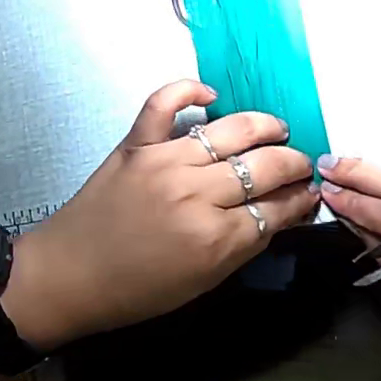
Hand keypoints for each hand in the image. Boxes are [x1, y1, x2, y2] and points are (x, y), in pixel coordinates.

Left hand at [0, 80, 319, 351]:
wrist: (68, 276)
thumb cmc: (138, 290)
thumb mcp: (203, 281)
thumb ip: (246, 245)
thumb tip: (283, 212)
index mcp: (216, 238)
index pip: (279, 207)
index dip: (303, 198)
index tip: (312, 192)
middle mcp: (198, 193)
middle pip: (268, 165)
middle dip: (297, 163)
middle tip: (302, 164)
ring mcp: (166, 161)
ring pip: (233, 129)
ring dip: (266, 126)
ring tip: (278, 129)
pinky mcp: (136, 143)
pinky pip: (164, 102)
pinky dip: (189, 89)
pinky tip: (210, 95)